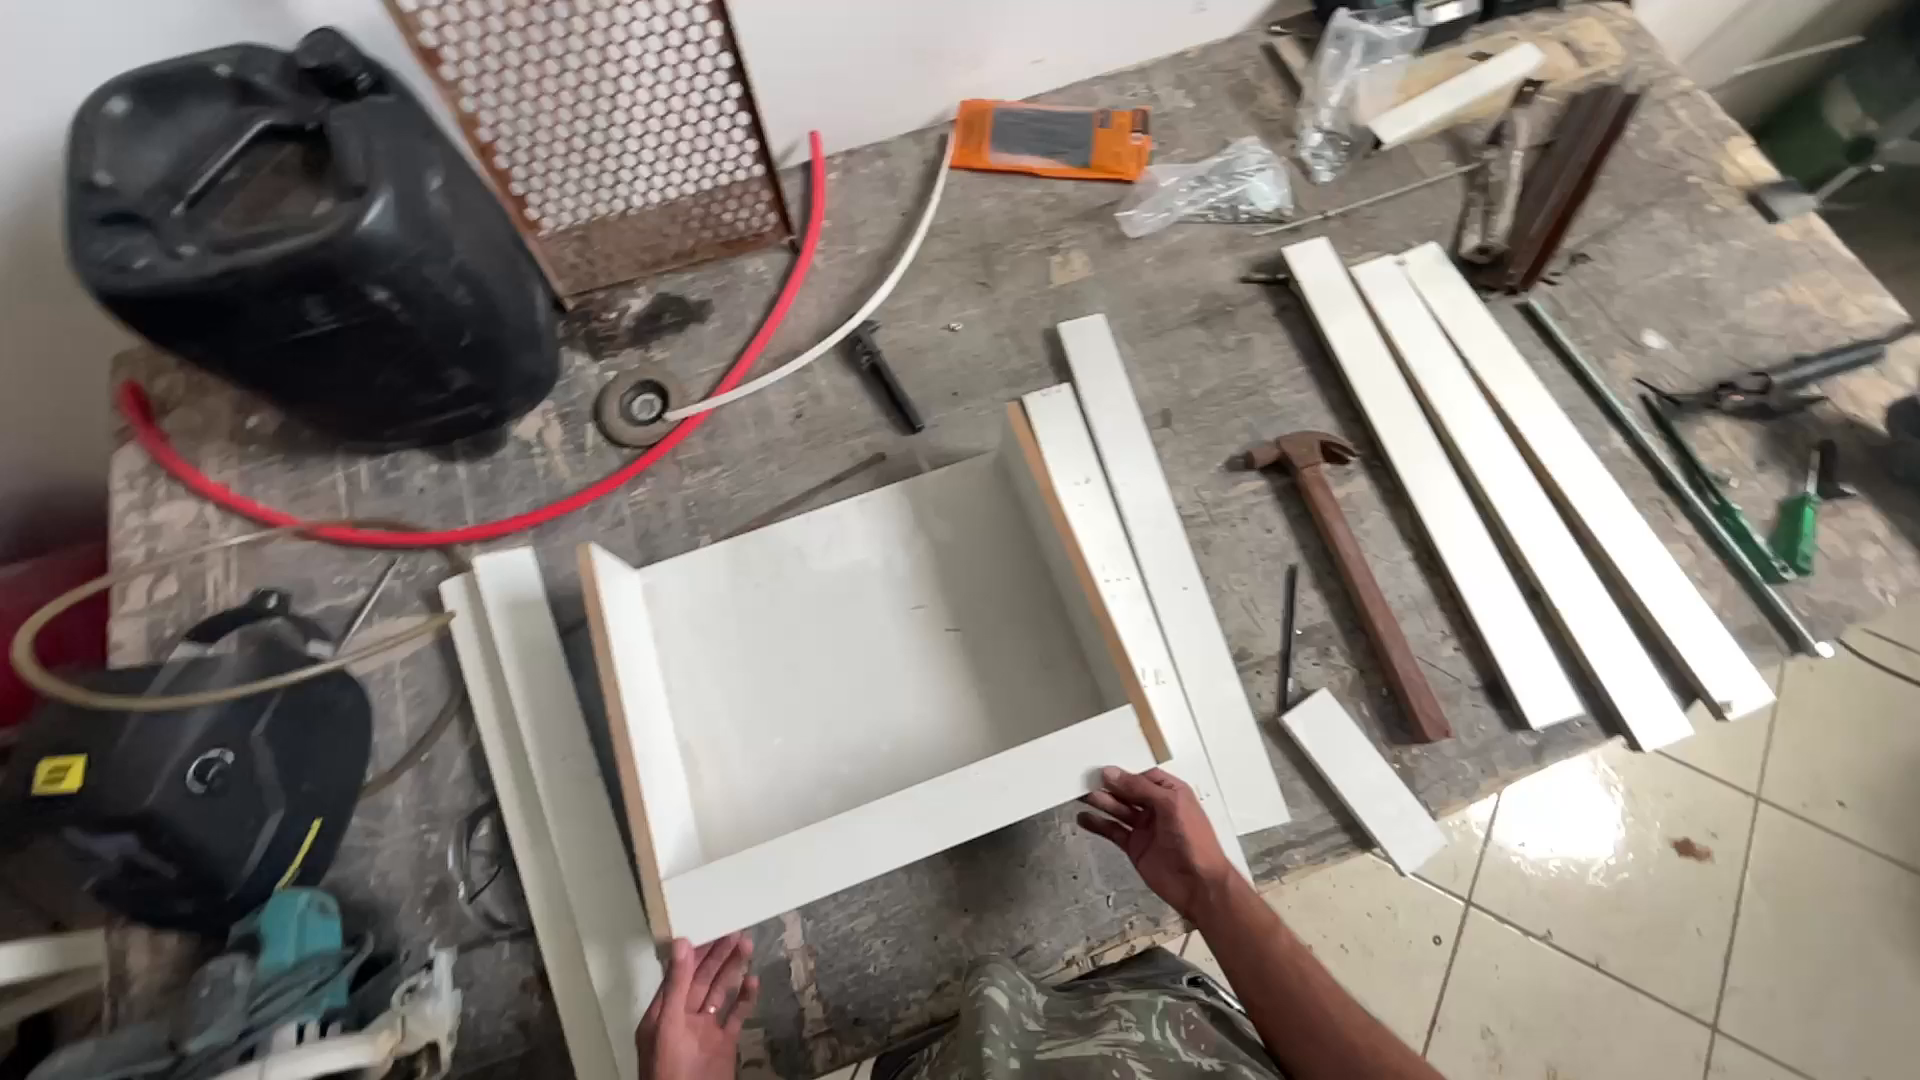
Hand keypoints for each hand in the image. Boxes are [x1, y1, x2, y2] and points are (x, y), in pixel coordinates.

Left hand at [638, 933, 760, 1079]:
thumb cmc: (670, 1071)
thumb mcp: (669, 1025)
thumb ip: (677, 984)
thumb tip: (682, 942)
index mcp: (664, 1014)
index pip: (680, 973)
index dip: (696, 951)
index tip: (711, 926)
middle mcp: (684, 1018)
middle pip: (702, 979)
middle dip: (718, 955)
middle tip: (736, 930)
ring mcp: (705, 1031)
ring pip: (720, 993)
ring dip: (733, 969)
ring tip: (747, 945)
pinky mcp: (724, 1044)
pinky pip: (736, 1015)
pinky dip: (745, 998)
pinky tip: (754, 981)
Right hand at [1077, 766, 1236, 922]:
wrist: (1199, 886)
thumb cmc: (1196, 842)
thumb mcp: (1170, 805)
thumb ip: (1140, 787)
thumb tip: (1113, 774)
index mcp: (1170, 793)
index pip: (1142, 775)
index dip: (1122, 770)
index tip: (1101, 766)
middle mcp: (1156, 807)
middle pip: (1126, 790)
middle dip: (1107, 785)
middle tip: (1085, 779)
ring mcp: (1145, 827)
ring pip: (1117, 809)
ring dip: (1100, 801)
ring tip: (1081, 795)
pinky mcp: (1135, 846)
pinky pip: (1112, 831)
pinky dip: (1098, 824)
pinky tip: (1085, 818)